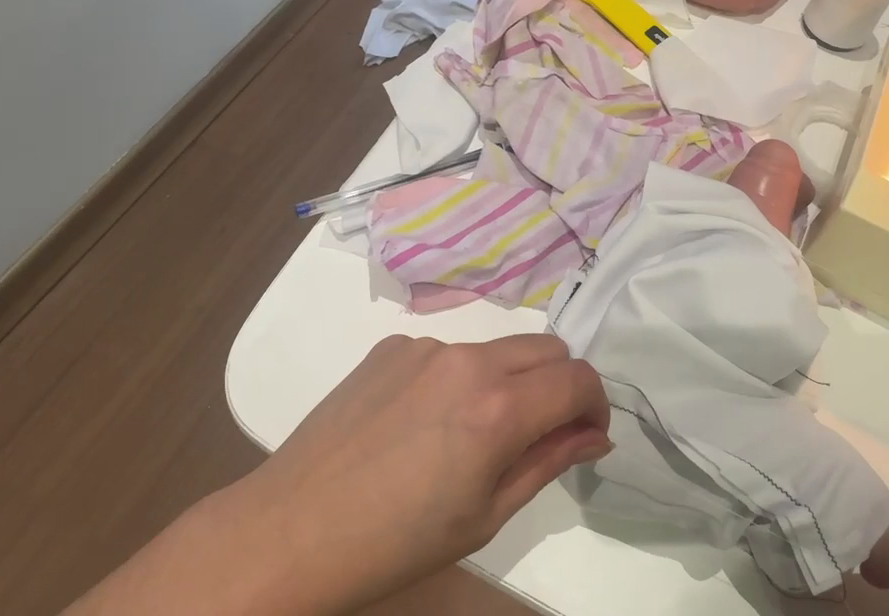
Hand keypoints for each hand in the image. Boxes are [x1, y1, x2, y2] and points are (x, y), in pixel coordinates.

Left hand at [67, 334, 608, 615]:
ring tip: (471, 434)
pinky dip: (458, 378)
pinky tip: (423, 424)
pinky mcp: (391, 346)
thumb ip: (549, 461)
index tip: (585, 435)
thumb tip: (594, 434)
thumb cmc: (397, 542)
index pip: (578, 378)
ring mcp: (425, 346)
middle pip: (546, 348)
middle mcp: (467, 360)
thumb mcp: (487, 514)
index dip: (595, 404)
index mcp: (498, 408)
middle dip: (559, 386)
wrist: (293, 528)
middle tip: (540, 434)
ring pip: (497, 348)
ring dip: (507, 380)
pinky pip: (447, 352)